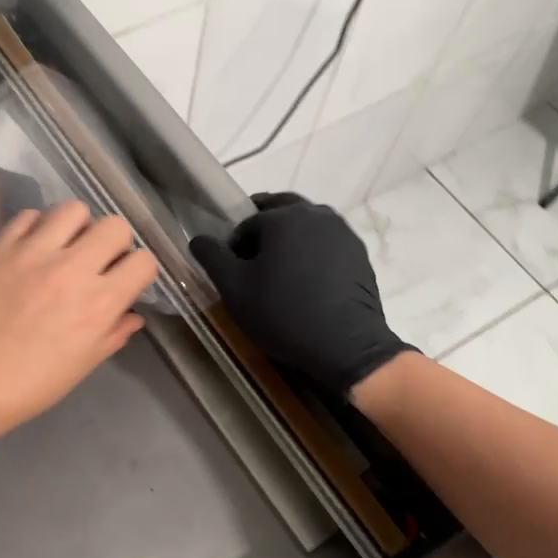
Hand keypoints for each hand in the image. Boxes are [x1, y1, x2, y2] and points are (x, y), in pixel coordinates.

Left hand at [0, 201, 158, 436]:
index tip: (126, 280)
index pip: (143, 262)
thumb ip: (112, 333)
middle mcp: (71, 270)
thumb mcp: (83, 364)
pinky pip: (29, 216)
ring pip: (73, 210)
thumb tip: (131, 315)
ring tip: (66, 247)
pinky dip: (37, 227)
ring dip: (77, 227)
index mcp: (99, 304)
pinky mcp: (0, 248)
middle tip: (99, 261)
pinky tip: (33, 248)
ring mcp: (33, 254)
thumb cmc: (31, 384)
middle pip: (114, 226)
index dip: (139, 270)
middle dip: (114, 243)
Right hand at [190, 192, 414, 396]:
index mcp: (284, 216)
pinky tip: (307, 284)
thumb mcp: (234, 289)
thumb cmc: (282, 313)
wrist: (345, 346)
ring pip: (306, 226)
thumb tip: (198, 239)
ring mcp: (343, 233)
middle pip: (280, 212)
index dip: (234, 247)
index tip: (233, 273)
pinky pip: (327, 244)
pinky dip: (312, 254)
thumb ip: (213, 258)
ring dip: (290, 241)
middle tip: (253, 265)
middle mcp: (316, 214)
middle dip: (263, 232)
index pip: (247, 223)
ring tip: (280, 274)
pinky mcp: (359, 254)